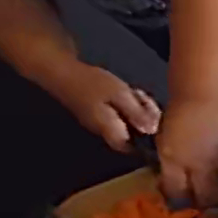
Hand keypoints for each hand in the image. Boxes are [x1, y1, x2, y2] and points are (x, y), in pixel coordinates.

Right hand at [46, 63, 160, 153]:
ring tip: (137, 94)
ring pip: (129, 122)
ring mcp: (99, 120)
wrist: (60, 70)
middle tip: (145, 101)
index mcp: (107, 127)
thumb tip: (152, 131)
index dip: (147, 142)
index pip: (129, 147)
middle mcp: (102, 128)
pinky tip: (132, 93)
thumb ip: (137, 114)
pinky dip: (131, 105)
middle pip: (133, 134)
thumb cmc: (92, 82)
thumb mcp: (121, 95)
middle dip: (147, 120)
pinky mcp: (99, 112)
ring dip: (140, 110)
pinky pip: (121, 114)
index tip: (158, 126)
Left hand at [156, 95, 217, 208]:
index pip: (177, 191)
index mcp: (174, 159)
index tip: (177, 202)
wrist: (210, 99)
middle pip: (206, 197)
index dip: (177, 200)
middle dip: (203, 204)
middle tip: (200, 205)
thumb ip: (171, 164)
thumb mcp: (167, 143)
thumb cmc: (182, 116)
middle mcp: (200, 165)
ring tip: (217, 196)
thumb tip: (175, 182)